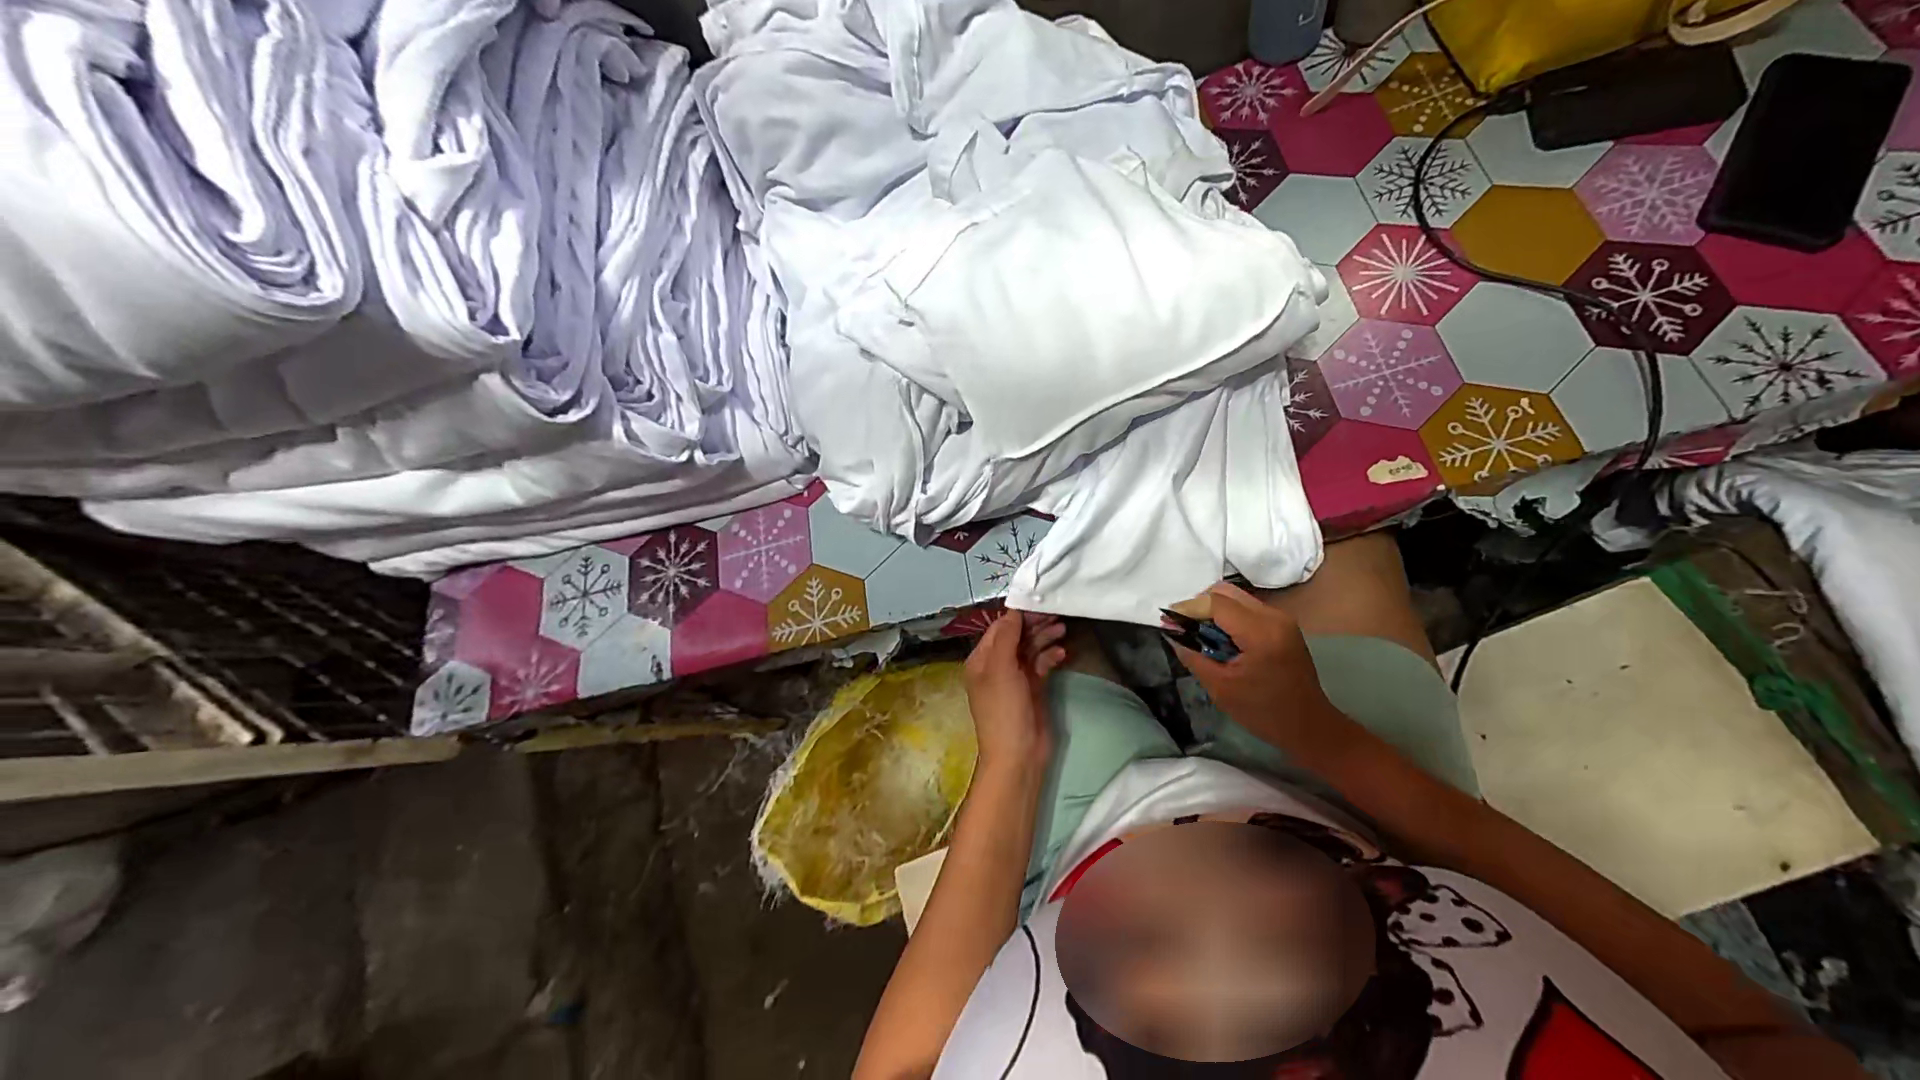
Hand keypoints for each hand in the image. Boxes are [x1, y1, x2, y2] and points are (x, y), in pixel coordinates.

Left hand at [964, 611, 1066, 772]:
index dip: (1018, 615)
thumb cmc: (1004, 710)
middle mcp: (996, 666)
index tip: (1039, 603)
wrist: (1018, 755)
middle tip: (1056, 614)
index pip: (999, 628)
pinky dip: (1050, 657)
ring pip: (1030, 649)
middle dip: (1034, 624)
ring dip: (1044, 638)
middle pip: (1016, 636)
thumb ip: (1006, 638)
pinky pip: (1041, 665)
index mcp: (981, 660)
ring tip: (1062, 629)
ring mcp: (1015, 678)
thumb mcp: (1000, 669)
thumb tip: (1013, 611)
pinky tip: (1062, 654)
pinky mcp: (1033, 689)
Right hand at [1165, 583, 1337, 746]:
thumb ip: (1193, 655)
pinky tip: (1219, 639)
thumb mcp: (1220, 687)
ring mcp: (1281, 618)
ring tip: (1199, 635)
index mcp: (1260, 633)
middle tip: (1183, 629)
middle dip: (1199, 606)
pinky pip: (1246, 608)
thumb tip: (1171, 632)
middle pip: (1225, 592)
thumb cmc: (1263, 712)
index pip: (1215, 603)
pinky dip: (1227, 617)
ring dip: (1213, 611)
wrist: (1309, 726)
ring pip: (1235, 597)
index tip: (1167, 622)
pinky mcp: (1282, 625)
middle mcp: (1273, 617)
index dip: (1187, 609)